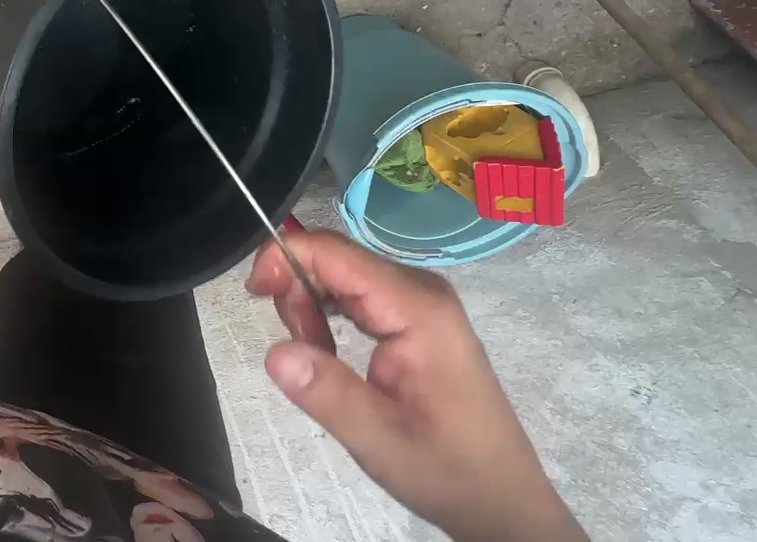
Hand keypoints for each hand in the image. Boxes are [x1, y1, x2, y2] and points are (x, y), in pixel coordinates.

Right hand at [246, 231, 585, 541]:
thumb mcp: (381, 443)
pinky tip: (328, 348)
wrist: (503, 505)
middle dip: (295, 290)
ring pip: (335, 270)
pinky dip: (323, 311)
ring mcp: (416, 299)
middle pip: (331, 256)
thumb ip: (328, 394)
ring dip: (307, 304)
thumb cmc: (448, 472)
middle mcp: (418, 289)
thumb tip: (274, 352)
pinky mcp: (410, 312)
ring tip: (317, 357)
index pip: (333, 251)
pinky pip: (349, 288)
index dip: (283, 258)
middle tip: (298, 348)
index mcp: (417, 308)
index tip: (253, 295)